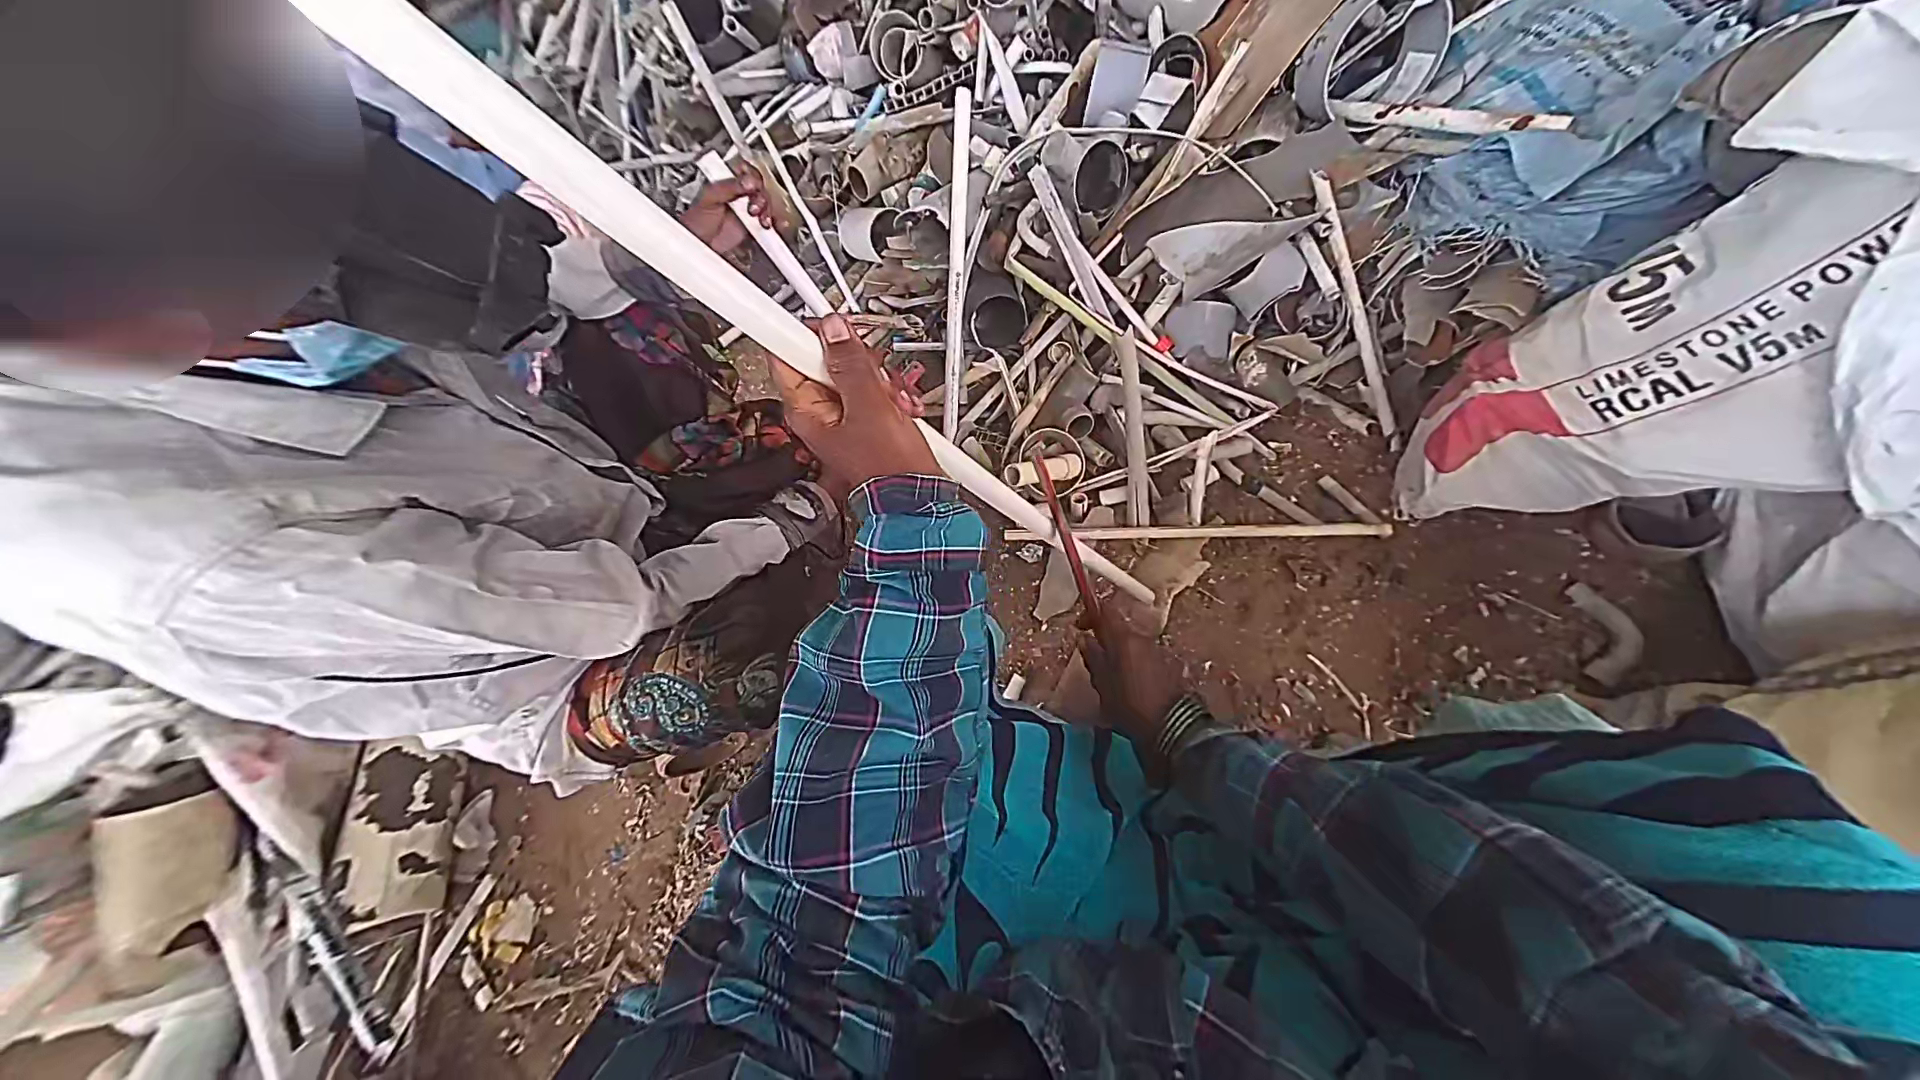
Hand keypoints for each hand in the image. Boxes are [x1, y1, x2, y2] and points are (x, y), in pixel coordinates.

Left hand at [681, 168, 776, 256]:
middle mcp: (737, 194)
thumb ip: (728, 187)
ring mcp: (745, 210)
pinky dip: (769, 221)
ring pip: (765, 203)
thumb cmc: (696, 222)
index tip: (753, 185)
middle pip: (759, 188)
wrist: (700, 246)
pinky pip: (766, 220)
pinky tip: (766, 225)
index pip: (744, 171)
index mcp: (725, 181)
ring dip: (766, 210)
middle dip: (760, 197)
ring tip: (760, 219)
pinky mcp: (752, 226)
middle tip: (754, 206)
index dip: (752, 176)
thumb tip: (748, 181)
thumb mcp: (710, 198)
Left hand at [772, 314, 941, 497]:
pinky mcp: (867, 418)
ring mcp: (845, 414)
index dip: (805, 333)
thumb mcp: (870, 408)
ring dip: (882, 380)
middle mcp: (821, 410)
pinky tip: (902, 408)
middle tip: (875, 376)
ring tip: (895, 400)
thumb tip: (833, 330)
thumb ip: (851, 364)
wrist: (917, 496)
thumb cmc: (889, 469)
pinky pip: (874, 389)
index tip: (819, 317)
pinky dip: (892, 393)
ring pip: (855, 372)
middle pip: (828, 360)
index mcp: (806, 409)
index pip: (785, 356)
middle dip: (859, 362)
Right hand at [1079, 597, 1187, 749]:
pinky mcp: (1171, 665)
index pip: (1105, 611)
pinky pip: (1146, 655)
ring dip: (1120, 650)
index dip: (1091, 611)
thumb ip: (1093, 658)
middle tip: (1092, 651)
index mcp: (1124, 639)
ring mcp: (1160, 651)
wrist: (1174, 728)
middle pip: (1120, 627)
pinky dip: (1135, 660)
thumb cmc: (1130, 707)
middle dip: (1105, 635)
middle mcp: (1144, 639)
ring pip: (1134, 642)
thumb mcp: (1103, 685)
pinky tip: (1130, 680)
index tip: (1081, 623)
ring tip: (1110, 670)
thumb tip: (1085, 639)